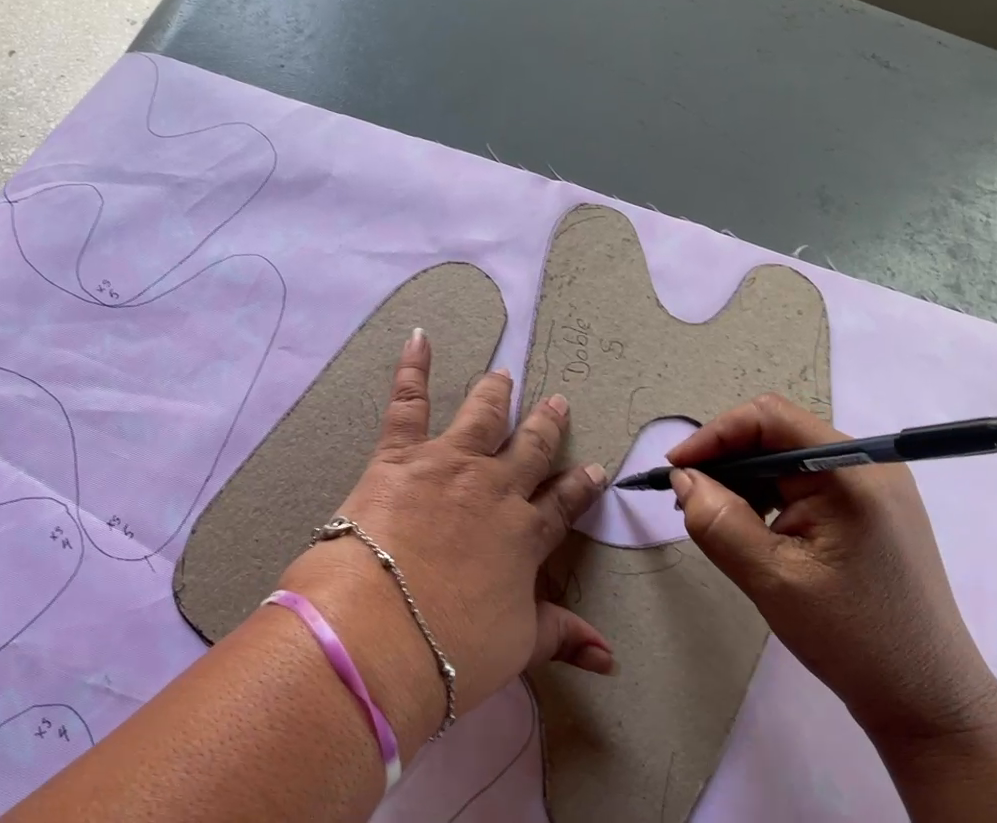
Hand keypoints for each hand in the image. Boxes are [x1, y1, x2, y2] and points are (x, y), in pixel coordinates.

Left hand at [277, 330, 614, 755]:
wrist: (386, 625)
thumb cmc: (452, 645)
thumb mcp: (516, 646)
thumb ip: (560, 637)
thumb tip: (609, 659)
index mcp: (524, 537)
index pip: (561, 506)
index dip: (579, 488)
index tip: (593, 470)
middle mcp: (494, 491)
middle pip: (527, 451)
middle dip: (543, 427)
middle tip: (555, 404)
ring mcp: (449, 465)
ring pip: (481, 418)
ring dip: (493, 394)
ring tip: (502, 375)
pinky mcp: (400, 454)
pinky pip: (408, 401)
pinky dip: (413, 366)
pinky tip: (419, 337)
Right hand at [666, 394, 996, 741]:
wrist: (928, 701)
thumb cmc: (853, 637)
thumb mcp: (770, 578)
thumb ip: (717, 520)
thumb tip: (682, 478)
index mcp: (853, 474)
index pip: (768, 418)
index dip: (713, 435)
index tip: (674, 470)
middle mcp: (868, 468)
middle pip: (775, 435)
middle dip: (724, 460)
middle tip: (686, 501)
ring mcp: (871, 490)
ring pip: (784, 460)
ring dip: (742, 481)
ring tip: (713, 519)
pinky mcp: (867, 513)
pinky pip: (802, 484)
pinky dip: (765, 498)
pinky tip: (749, 531)